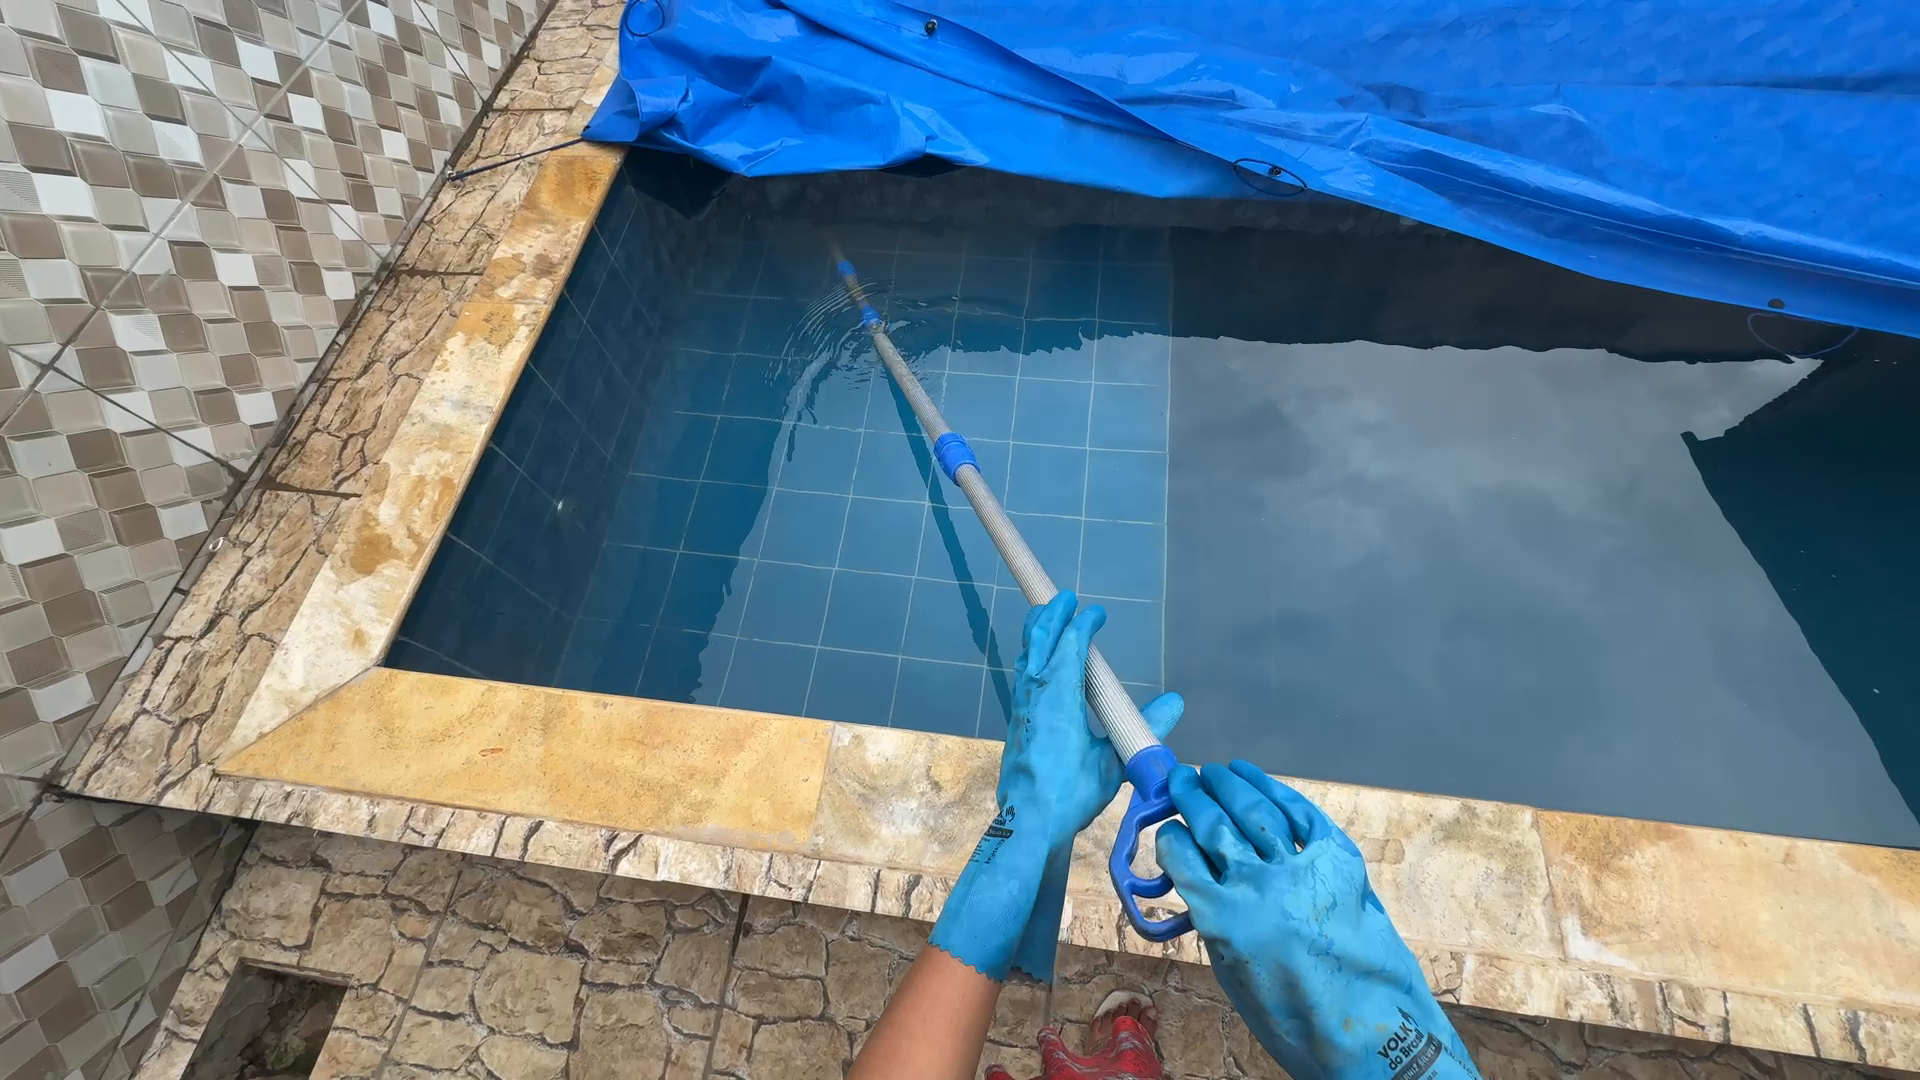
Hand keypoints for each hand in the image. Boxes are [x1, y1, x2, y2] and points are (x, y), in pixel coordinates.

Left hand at [1001, 590, 1184, 853]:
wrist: (1028, 822)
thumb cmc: (1072, 793)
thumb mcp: (1114, 761)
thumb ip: (1144, 727)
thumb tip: (1177, 701)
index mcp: (1058, 698)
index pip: (1069, 647)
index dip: (1082, 624)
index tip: (1096, 612)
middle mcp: (1035, 694)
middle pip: (1040, 641)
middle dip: (1052, 615)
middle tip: (1065, 598)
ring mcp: (1022, 706)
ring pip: (1027, 656)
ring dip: (1038, 632)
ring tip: (1047, 616)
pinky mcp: (1017, 719)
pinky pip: (1023, 674)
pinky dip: (1033, 655)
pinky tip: (1039, 660)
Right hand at [1158, 762, 1480, 1079]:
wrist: (1378, 1045)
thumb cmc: (1295, 1024)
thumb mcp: (1231, 975)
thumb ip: (1212, 918)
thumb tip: (1199, 878)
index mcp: (1222, 918)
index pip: (1179, 853)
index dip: (1169, 834)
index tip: (1169, 826)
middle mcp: (1256, 886)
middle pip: (1211, 822)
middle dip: (1190, 794)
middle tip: (1182, 778)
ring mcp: (1300, 869)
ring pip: (1252, 808)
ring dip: (1227, 783)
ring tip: (1214, 772)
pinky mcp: (1339, 860)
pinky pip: (1299, 812)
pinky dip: (1272, 788)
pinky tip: (1252, 775)